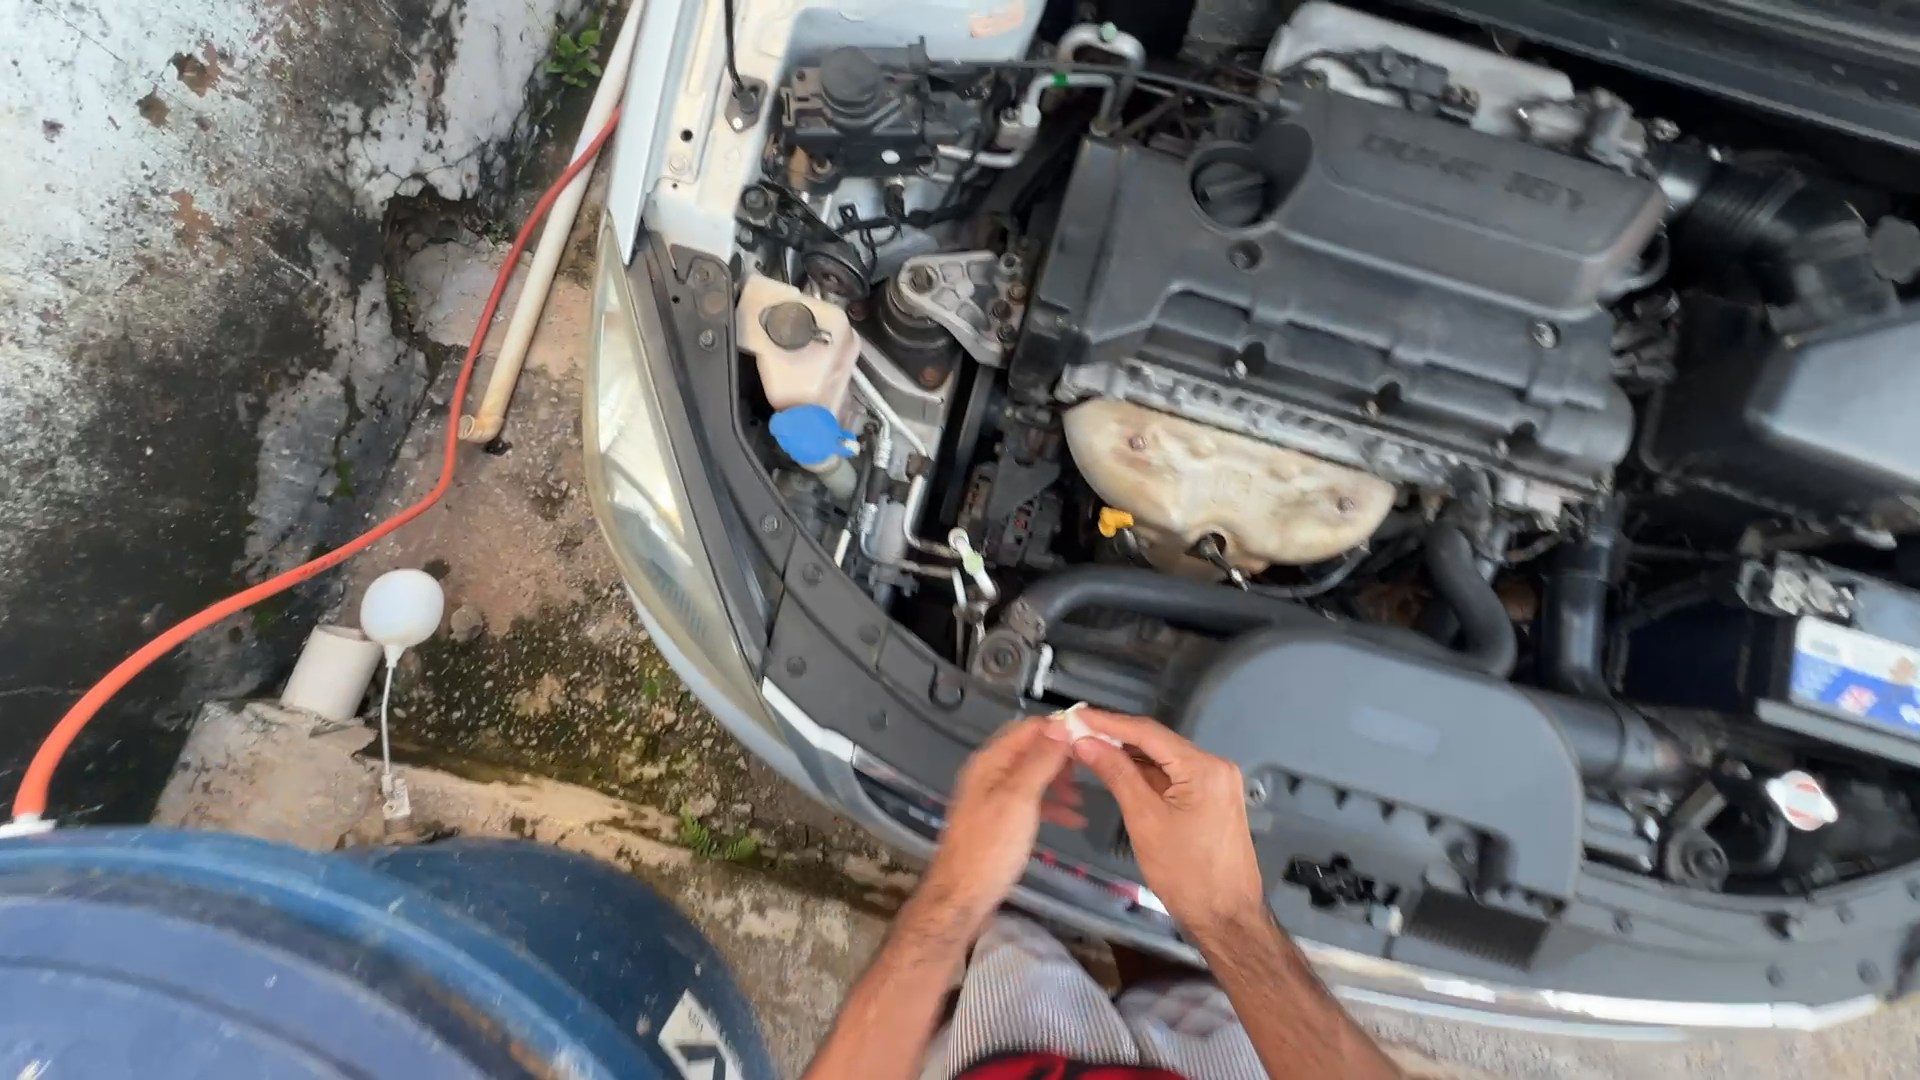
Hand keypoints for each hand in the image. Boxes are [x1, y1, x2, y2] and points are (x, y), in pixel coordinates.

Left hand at [916, 717, 1083, 931]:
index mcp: (991, 761)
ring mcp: (992, 797)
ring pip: (1031, 777)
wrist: (962, 898)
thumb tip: (1060, 724)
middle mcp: (989, 773)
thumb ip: (1039, 760)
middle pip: (1030, 750)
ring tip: (1082, 798)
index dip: (1058, 729)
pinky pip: (1028, 802)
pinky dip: (1050, 805)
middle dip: (1059, 756)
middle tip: (1088, 769)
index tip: (1090, 739)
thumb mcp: (1020, 798)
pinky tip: (1072, 820)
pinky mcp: (998, 821)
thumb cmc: (991, 846)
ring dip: (1057, 782)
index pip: (1029, 728)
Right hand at [1067, 708, 1266, 936]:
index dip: (1109, 722)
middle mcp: (1214, 766)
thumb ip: (1116, 773)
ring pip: (1163, 758)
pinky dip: (1144, 773)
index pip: (1148, 732)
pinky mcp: (1211, 799)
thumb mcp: (1144, 820)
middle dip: (1117, 736)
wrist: (1227, 921)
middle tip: (1078, 730)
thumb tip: (1086, 742)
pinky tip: (1117, 769)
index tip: (1077, 714)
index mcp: (1203, 767)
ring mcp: (1215, 782)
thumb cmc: (1185, 873)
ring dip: (1128, 754)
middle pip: (1157, 742)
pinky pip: (1172, 776)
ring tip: (1090, 746)